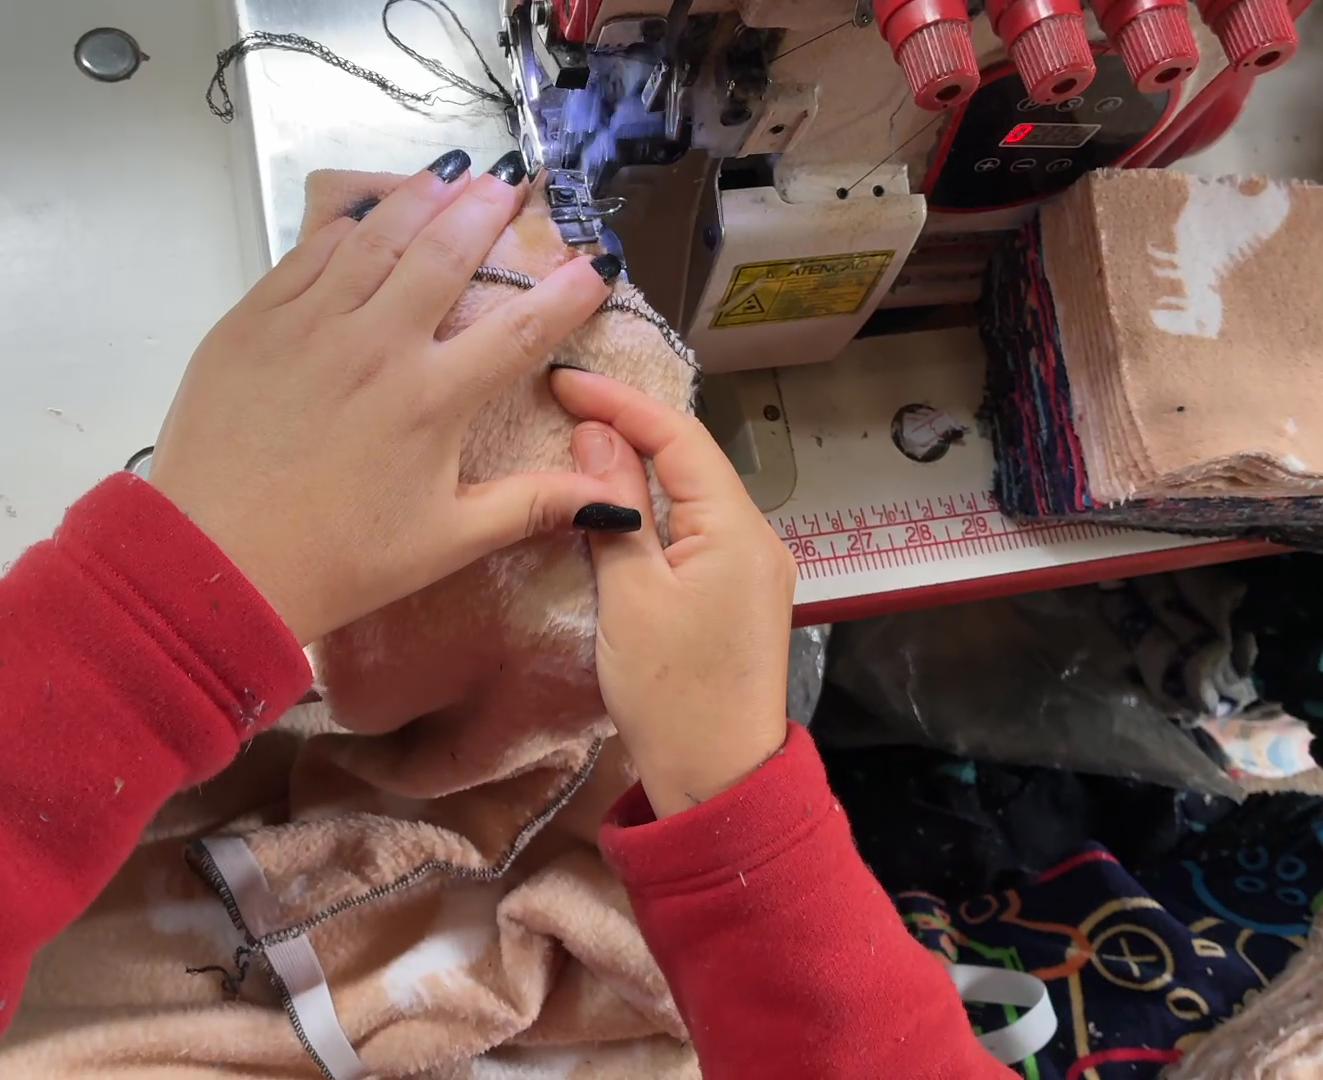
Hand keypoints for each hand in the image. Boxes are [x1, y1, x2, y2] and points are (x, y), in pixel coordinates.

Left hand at [147, 150, 630, 644]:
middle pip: (444, 254)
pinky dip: (345, 219)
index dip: (566, 293)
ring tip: (450, 172)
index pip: (519, 329)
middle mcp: (377, 344)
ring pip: (376, 234)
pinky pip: (308, 248)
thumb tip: (610, 497)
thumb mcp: (445, 541)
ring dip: (420, 197)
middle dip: (486, 210)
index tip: (595, 263)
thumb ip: (529, 507)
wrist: (216, 562)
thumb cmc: (339, 560)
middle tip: (510, 182)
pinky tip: (364, 211)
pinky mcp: (253, 318)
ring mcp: (310, 323)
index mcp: (431, 399)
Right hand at [551, 368, 796, 818]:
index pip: (679, 437)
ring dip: (642, 464)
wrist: (718, 778)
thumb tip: (597, 436)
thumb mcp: (631, 596)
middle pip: (691, 458)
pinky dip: (655, 505)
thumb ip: (617, 511)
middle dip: (631, 426)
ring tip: (584, 438)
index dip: (622, 402)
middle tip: (567, 405)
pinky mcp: (736, 591)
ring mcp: (751, 565)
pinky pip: (694, 527)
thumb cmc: (670, 691)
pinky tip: (620, 499)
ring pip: (692, 492)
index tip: (565, 381)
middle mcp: (756, 536)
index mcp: (737, 530)